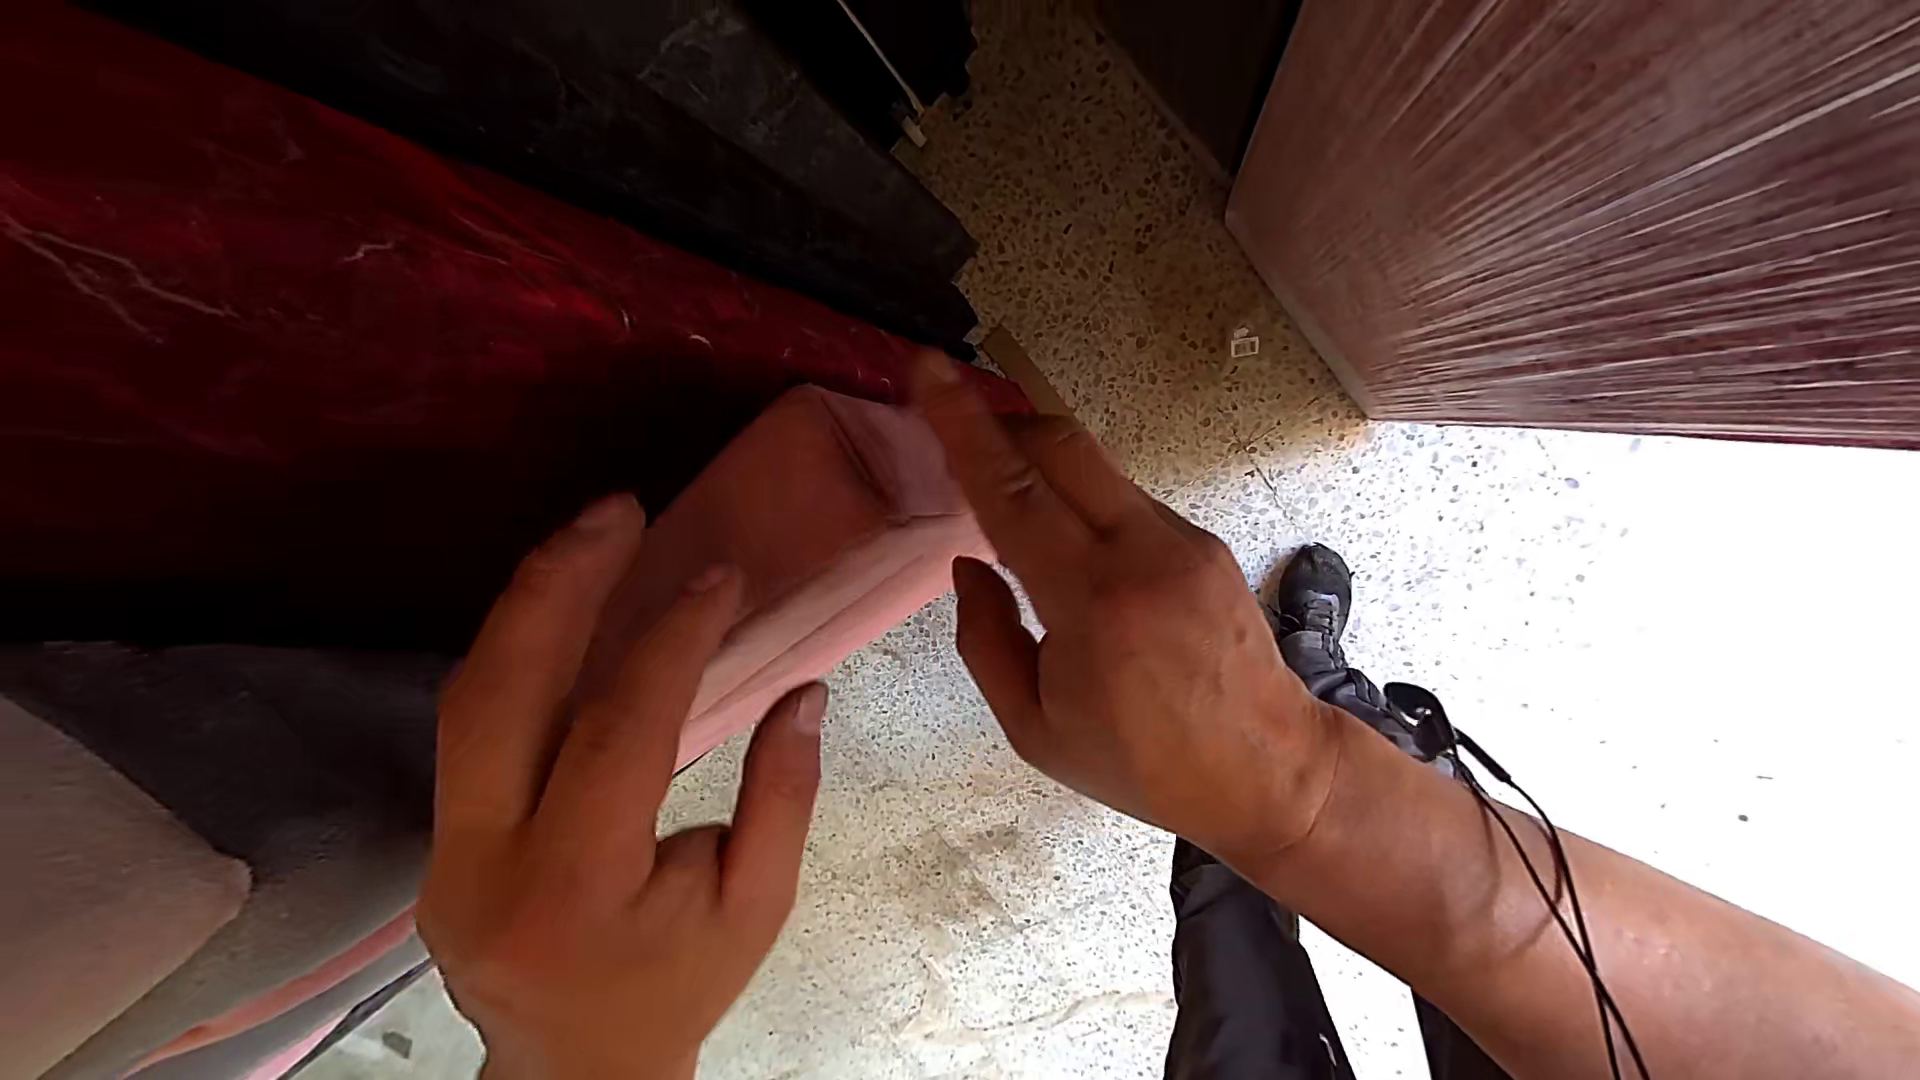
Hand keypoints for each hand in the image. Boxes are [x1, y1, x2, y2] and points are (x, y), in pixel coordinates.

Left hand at [419, 495, 827, 1079]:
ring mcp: (446, 844)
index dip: (674, 641)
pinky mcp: (447, 829)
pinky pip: (479, 711)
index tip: (722, 579)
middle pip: (499, 693)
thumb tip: (806, 691)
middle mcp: (482, 860)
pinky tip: (573, 594)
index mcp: (575, 887)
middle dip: (560, 583)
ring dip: (534, 597)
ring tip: (596, 530)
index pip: (621, 731)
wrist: (574, 1073)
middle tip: (620, 509)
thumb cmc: (679, 986)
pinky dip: (527, 638)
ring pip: (470, 692)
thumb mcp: (760, 903)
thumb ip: (784, 795)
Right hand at [911, 354, 1343, 868]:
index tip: (930, 374)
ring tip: (1006, 492)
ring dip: (1039, 461)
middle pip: (1062, 444)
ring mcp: (1182, 539)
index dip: (964, 427)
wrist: (1269, 771)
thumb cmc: (1141, 762)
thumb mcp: (1033, 727)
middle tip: (961, 431)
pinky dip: (1077, 496)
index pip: (1013, 490)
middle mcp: (1143, 551)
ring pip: (1093, 467)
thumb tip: (970, 566)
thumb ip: (984, 640)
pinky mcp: (1202, 541)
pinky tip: (1065, 536)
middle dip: (1001, 423)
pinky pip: (1121, 497)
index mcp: (1093, 602)